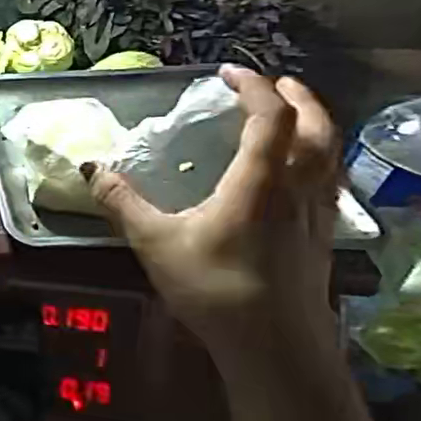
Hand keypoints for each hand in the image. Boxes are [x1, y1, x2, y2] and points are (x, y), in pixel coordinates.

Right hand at [86, 66, 338, 356]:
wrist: (275, 348)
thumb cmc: (213, 289)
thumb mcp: (154, 243)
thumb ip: (121, 203)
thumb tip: (91, 168)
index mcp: (259, 184)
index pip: (269, 119)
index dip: (253, 87)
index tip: (229, 72)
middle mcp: (297, 190)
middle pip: (315, 127)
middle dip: (297, 97)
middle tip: (271, 82)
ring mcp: (317, 214)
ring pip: (329, 153)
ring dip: (313, 123)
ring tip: (289, 116)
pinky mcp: (322, 236)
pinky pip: (328, 178)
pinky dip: (316, 155)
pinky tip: (295, 172)